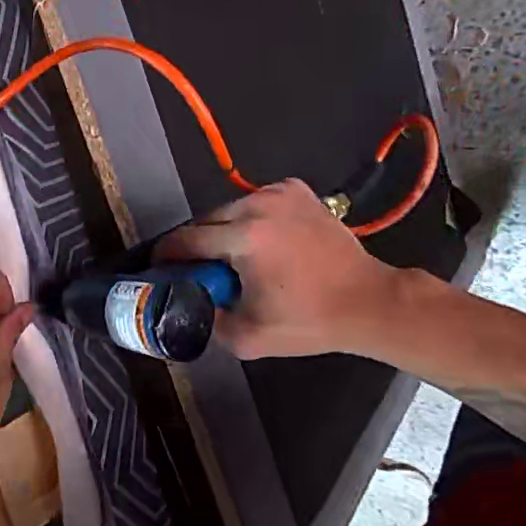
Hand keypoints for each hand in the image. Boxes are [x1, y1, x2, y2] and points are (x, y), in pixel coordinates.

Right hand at [157, 179, 401, 358]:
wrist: (367, 301)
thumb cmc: (309, 321)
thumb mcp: (248, 336)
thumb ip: (207, 319)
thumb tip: (186, 302)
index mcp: (244, 238)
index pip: (186, 240)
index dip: (166, 254)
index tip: (158, 266)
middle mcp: (257, 205)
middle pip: (206, 222)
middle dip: (198, 245)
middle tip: (202, 272)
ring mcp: (279, 192)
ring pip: (230, 210)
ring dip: (224, 231)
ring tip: (234, 259)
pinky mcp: (296, 189)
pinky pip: (256, 202)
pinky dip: (251, 219)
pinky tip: (263, 242)